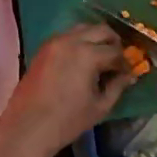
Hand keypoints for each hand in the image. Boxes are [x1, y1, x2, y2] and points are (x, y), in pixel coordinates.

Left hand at [0, 25, 133, 156]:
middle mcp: (71, 40)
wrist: (27, 128)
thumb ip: (117, 86)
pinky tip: (81, 61)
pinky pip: (67, 36)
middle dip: (113, 43)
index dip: (125, 63)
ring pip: (83, 28)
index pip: (115, 51)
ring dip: (96, 39)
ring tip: (99, 59)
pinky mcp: (43, 48)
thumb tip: (128, 75)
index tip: (127, 74)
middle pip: (101, 30)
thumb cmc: (67, 121)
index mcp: (88, 54)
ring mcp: (55, 42)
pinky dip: (79, 42)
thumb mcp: (100, 106)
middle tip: (116, 62)